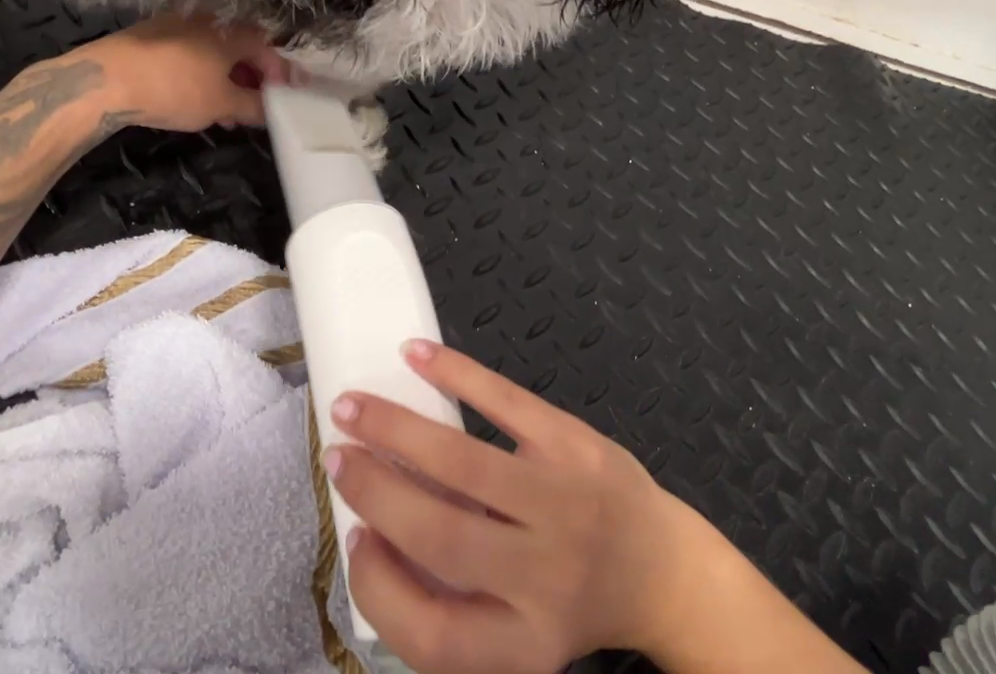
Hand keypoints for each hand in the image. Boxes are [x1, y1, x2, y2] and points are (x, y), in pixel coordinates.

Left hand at [60, 12, 294, 132]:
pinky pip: (191, 54)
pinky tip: (196, 100)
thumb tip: (272, 109)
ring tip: (226, 113)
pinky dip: (202, 75)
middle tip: (255, 109)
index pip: (268, 48)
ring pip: (214, 53)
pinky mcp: (153, 35)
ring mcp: (177, 23)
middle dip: (252, 80)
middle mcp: (208, 19)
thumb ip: (254, 106)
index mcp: (231, 31)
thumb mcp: (222, 104)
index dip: (280, 75)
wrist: (107, 80)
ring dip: (226, 81)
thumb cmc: (175, 89)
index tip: (284, 98)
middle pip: (241, 48)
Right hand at [322, 342, 726, 672]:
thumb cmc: (566, 599)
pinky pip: (509, 402)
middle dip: (373, 490)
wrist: (662, 571)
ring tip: (352, 406)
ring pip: (465, 462)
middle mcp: (544, 578)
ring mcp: (564, 503)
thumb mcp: (512, 631)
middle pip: (439, 535)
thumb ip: (441, 597)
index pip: (429, 633)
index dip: (377, 584)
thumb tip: (370, 526)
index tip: (355, 536)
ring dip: (397, 429)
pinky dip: (457, 373)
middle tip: (332, 453)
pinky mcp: (578, 446)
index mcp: (520, 640)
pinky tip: (414, 355)